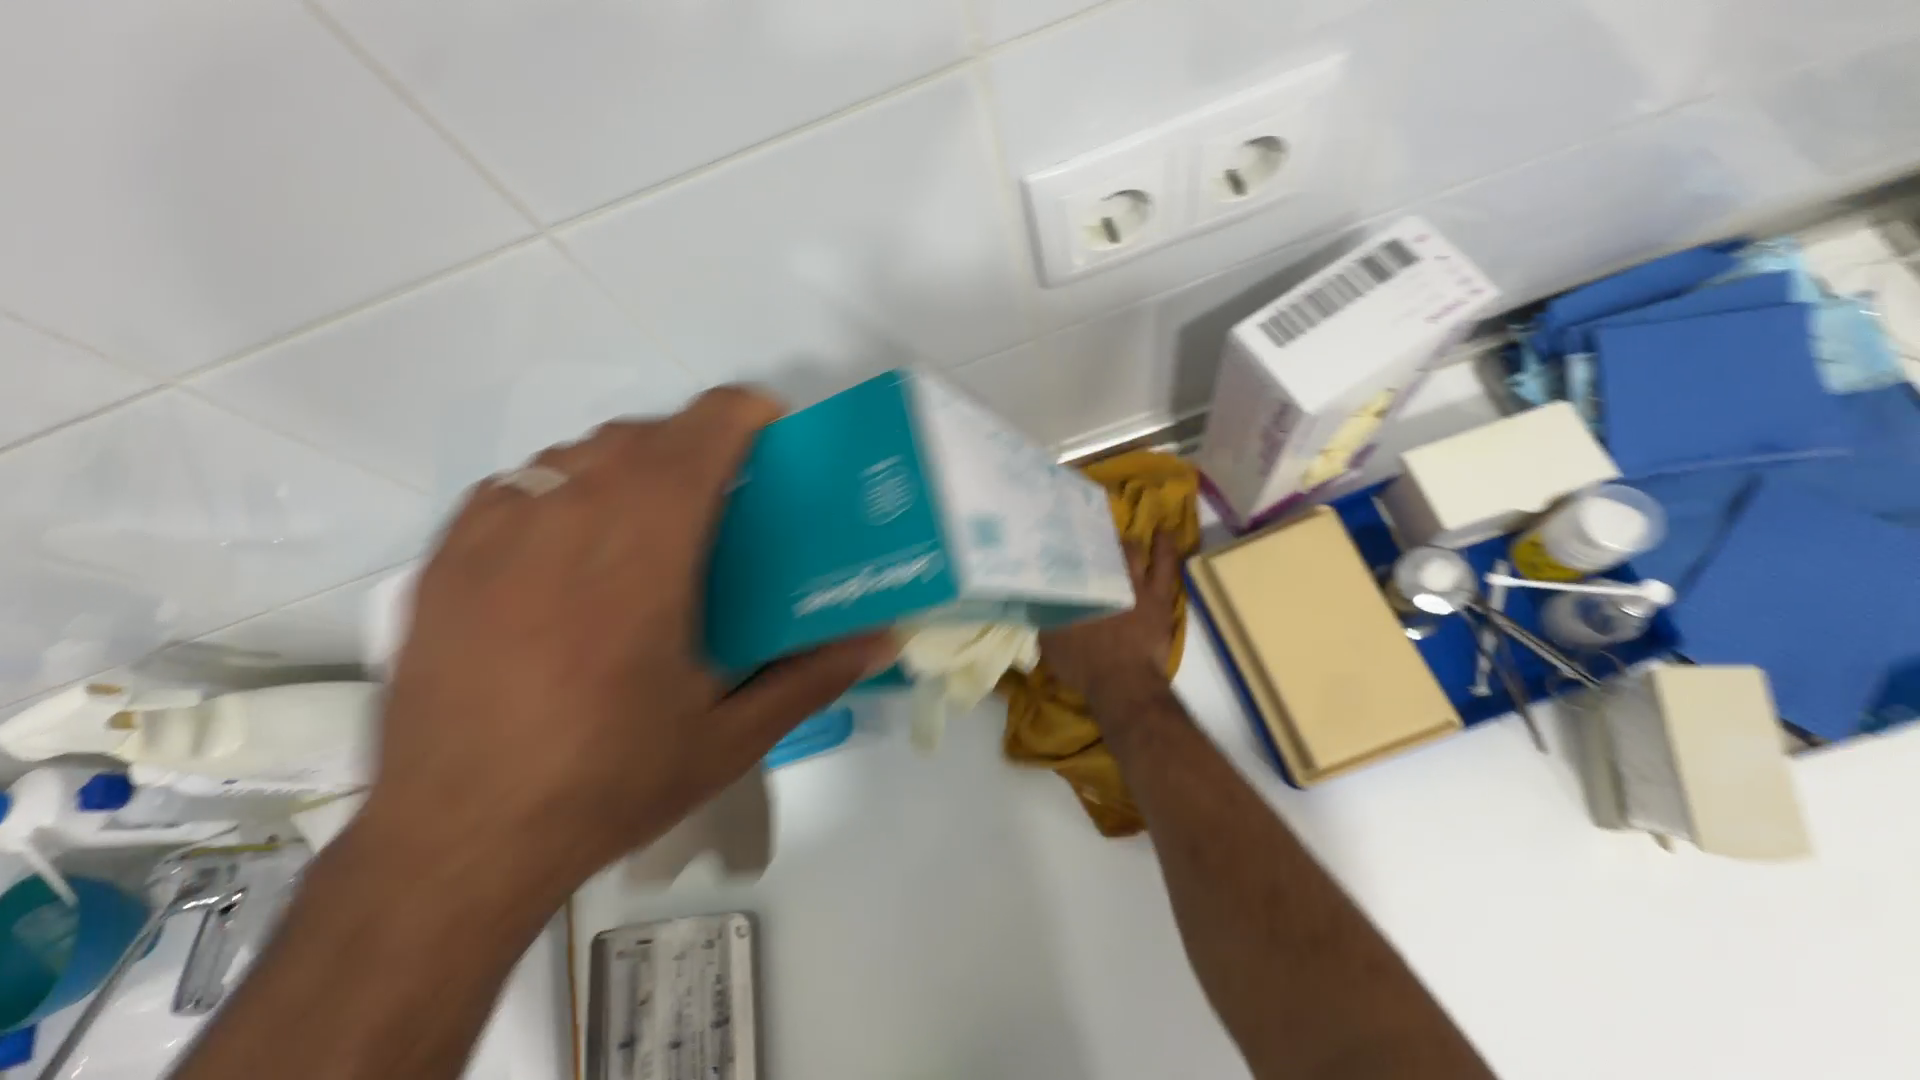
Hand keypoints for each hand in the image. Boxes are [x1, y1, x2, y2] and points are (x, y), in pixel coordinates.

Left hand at [362, 387, 892, 901]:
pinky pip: (516, 489)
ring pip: (574, 456)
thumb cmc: (606, 784)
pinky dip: (558, 496)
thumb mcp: (728, 738)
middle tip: (719, 502)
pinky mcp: (443, 558)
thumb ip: (811, 676)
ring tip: (643, 529)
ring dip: (625, 469)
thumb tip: (882, 639)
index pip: (700, 431)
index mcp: (645, 550)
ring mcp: (494, 532)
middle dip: (690, 445)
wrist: (457, 838)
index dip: (743, 413)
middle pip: (639, 435)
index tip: (771, 436)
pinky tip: (566, 557)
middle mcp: (566, 518)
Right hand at [1039, 532, 1180, 702]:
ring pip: (1129, 552)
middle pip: (1099, 553)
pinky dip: (1164, 546)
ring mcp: (1133, 585)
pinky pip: (1164, 564)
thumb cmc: (1084, 666)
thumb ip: (1046, 618)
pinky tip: (1163, 532)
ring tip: (1120, 536)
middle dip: (1094, 544)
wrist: (1122, 682)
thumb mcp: (1050, 644)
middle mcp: (1102, 580)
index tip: (1059, 545)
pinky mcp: (1157, 596)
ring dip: (1124, 544)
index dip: (1064, 552)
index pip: (1067, 562)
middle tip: (1089, 539)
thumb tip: (1038, 600)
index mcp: (1075, 590)